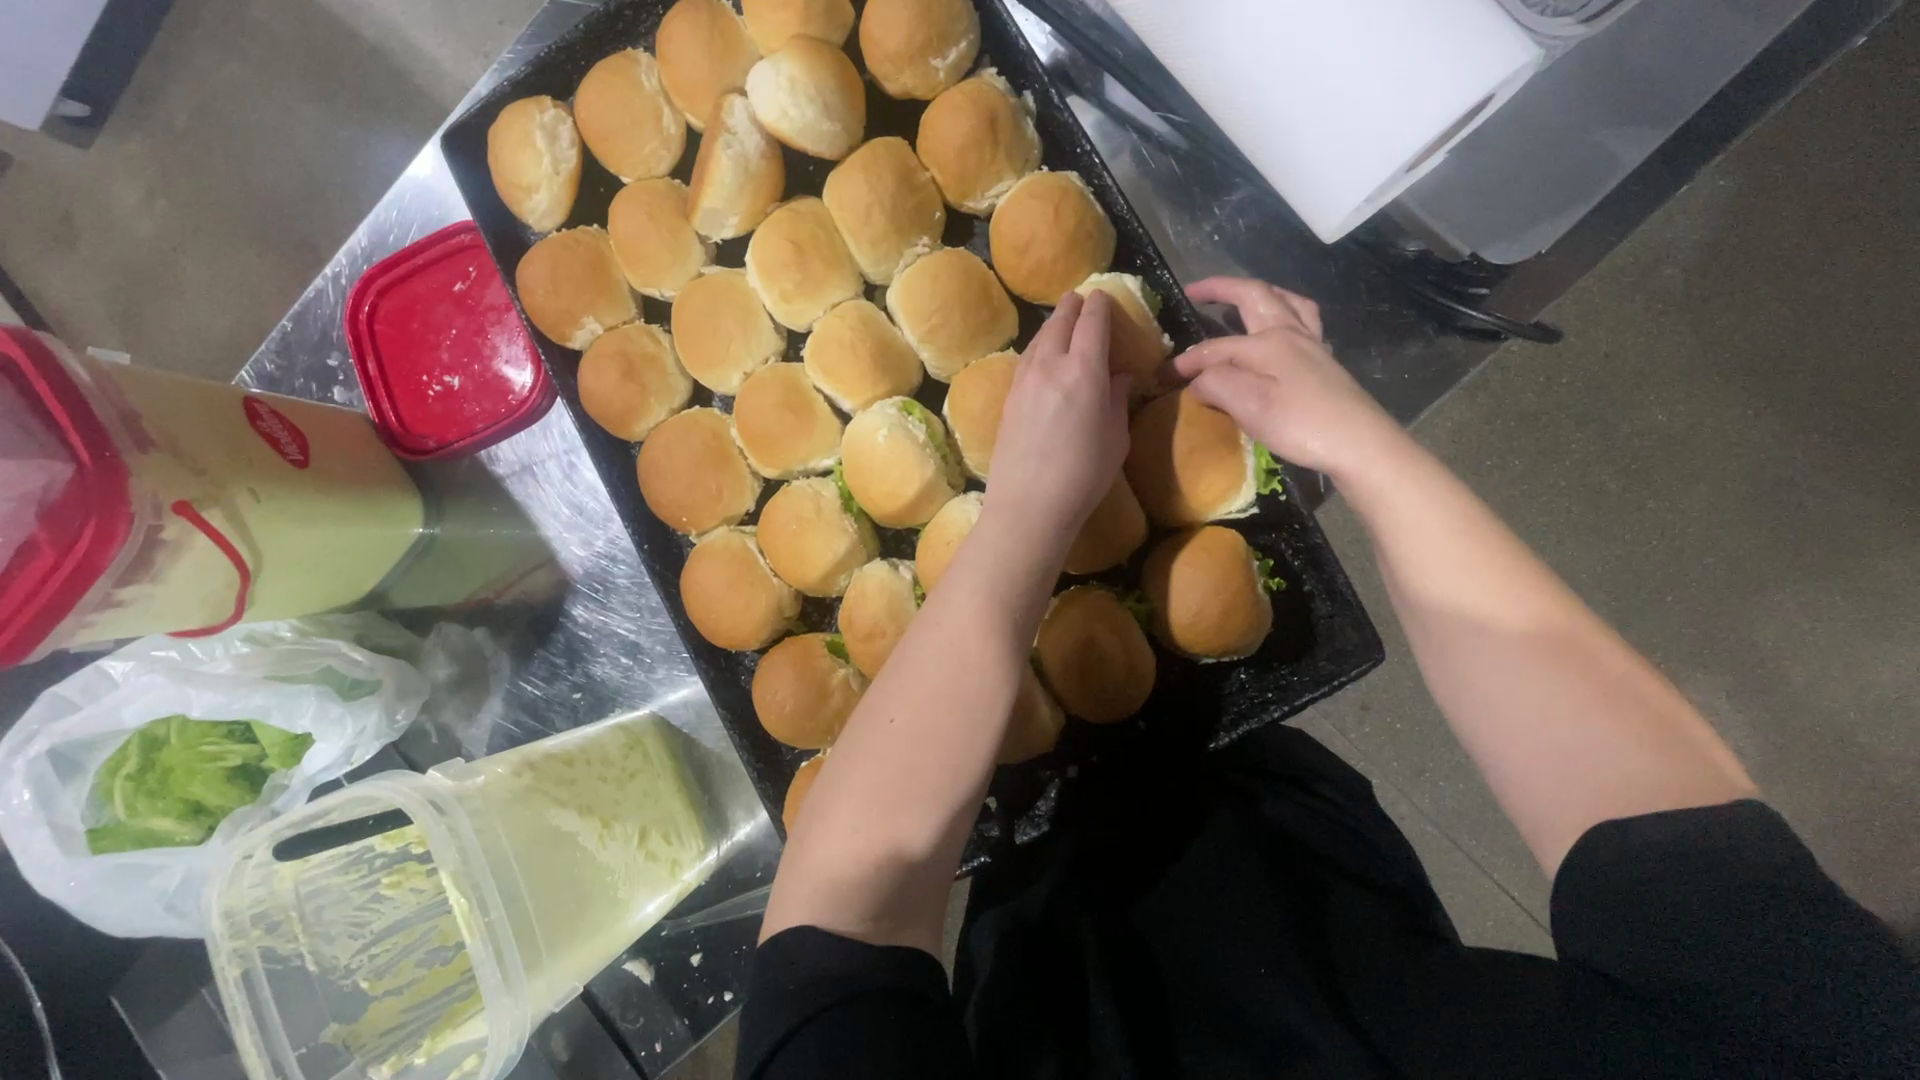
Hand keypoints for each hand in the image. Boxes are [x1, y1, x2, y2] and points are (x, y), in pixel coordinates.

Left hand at [984, 291, 1129, 555]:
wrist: (1028, 506)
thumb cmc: (1083, 476)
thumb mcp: (1115, 439)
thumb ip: (1117, 401)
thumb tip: (1118, 377)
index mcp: (1084, 371)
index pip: (1092, 323)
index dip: (1099, 306)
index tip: (1103, 296)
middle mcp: (1050, 366)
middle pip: (1059, 323)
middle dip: (1072, 307)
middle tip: (1079, 299)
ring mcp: (1023, 381)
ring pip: (1038, 339)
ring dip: (1052, 325)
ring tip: (1060, 321)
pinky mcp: (1007, 399)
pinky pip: (1025, 360)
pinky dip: (1037, 347)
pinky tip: (1041, 355)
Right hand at [1176, 278, 1403, 479]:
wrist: (1360, 444)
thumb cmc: (1301, 424)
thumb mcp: (1249, 406)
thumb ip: (1217, 384)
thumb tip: (1197, 379)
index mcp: (1269, 341)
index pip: (1216, 347)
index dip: (1187, 361)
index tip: (1162, 377)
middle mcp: (1292, 333)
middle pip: (1255, 297)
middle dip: (1223, 289)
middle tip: (1197, 290)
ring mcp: (1313, 346)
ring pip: (1286, 303)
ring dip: (1261, 293)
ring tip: (1243, 297)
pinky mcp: (1325, 364)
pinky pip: (1303, 323)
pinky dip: (1285, 314)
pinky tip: (1281, 331)